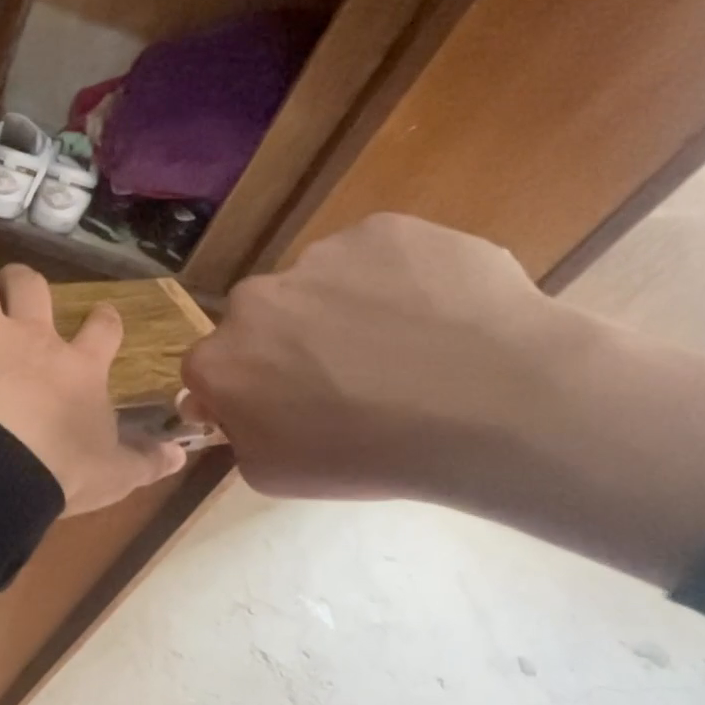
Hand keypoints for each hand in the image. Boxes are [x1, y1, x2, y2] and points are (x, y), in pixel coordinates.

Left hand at [0, 265, 187, 515]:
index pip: (101, 331)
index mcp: (78, 368)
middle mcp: (33, 338)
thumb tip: (182, 455)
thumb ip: (146, 462)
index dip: (103, 322)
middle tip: (15, 290)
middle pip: (32, 288)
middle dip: (24, 283)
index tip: (102, 318)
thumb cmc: (58, 471)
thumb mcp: (113, 475)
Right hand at [180, 213, 577, 500]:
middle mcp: (252, 300)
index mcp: (218, 361)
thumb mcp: (274, 474)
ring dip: (340, 309)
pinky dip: (394, 280)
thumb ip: (239, 433)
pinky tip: (434, 315)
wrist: (492, 406)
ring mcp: (318, 257)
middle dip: (288, 343)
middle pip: (261, 320)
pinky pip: (375, 256)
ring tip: (403, 347)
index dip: (246, 388)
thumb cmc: (369, 456)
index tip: (282, 407)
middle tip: (345, 378)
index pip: (212, 370)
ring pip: (318, 284)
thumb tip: (234, 408)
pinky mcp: (383, 229)